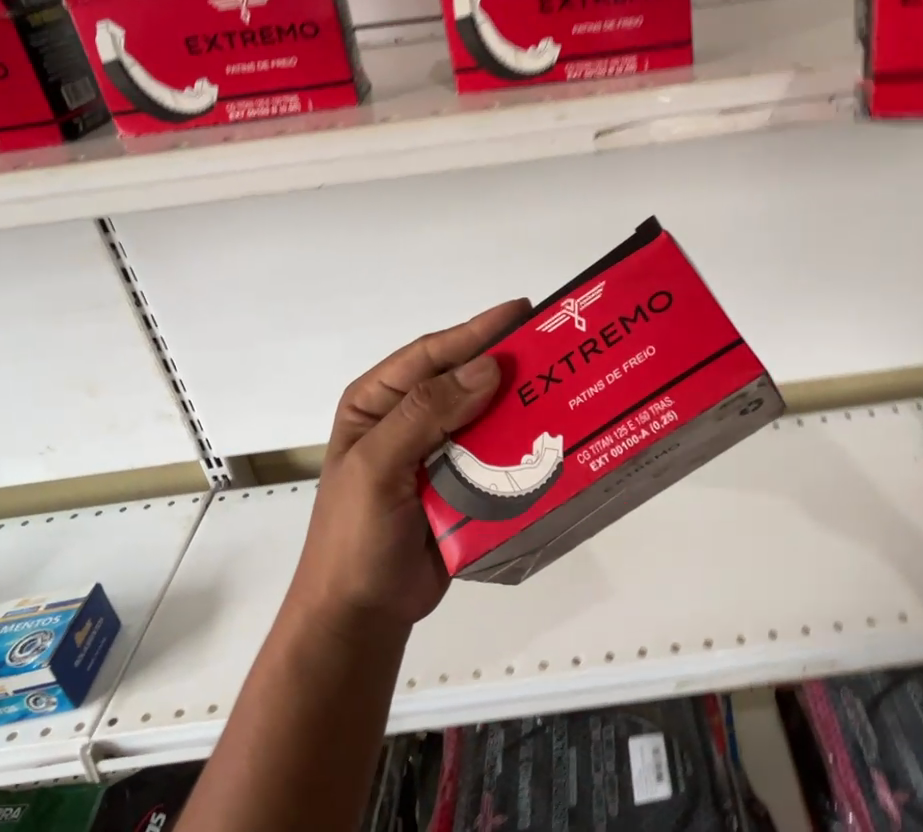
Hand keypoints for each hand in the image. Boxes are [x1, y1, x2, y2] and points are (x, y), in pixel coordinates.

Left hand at [286, 299, 530, 632]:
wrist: (362, 613)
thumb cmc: (354, 535)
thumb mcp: (377, 467)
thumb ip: (426, 414)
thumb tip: (487, 367)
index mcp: (378, 404)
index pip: (431, 355)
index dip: (476, 331)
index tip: (522, 310)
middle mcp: (411, 420)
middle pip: (465, 381)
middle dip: (508, 365)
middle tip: (557, 346)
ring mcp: (439, 454)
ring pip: (488, 418)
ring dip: (522, 405)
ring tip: (568, 386)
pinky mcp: (464, 487)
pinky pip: (498, 457)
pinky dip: (524, 448)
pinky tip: (556, 438)